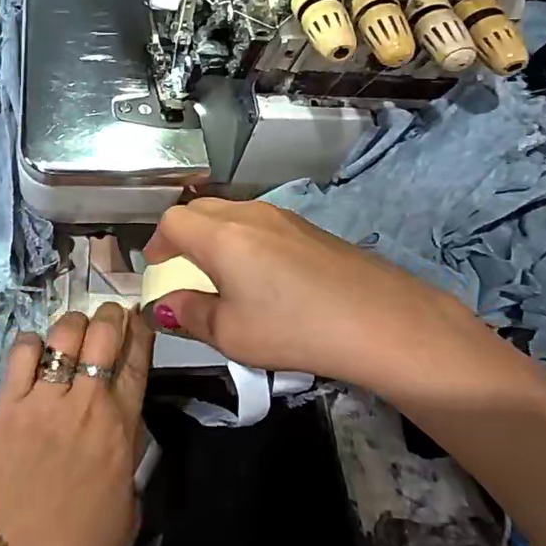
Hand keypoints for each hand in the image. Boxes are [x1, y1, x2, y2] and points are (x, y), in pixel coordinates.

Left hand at [0, 303, 152, 545]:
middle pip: (102, 336)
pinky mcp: (8, 402)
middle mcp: (85, 403)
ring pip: (63, 336)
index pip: (136, 364)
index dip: (139, 334)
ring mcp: (44, 398)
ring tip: (73, 324)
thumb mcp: (128, 507)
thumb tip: (123, 428)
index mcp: (120, 429)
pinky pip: (20, 353)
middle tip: (108, 312)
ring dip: (72, 323)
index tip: (139, 315)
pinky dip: (29, 342)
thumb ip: (129, 458)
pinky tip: (32, 346)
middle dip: (108, 316)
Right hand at [144, 198, 480, 393]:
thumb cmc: (298, 329)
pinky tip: (266, 277)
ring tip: (224, 275)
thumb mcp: (232, 334)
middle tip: (185, 271)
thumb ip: (189, 315)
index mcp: (221, 236)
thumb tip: (164, 306)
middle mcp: (247, 215)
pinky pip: (259, 223)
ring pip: (230, 214)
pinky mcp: (309, 228)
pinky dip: (244, 240)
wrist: (389, 324)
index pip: (171, 222)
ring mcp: (282, 217)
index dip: (156, 244)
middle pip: (198, 211)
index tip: (157, 271)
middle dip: (181, 237)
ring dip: (214, 236)